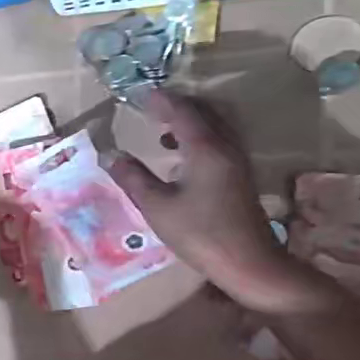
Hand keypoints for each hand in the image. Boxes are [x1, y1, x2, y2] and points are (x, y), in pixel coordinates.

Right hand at [108, 92, 325, 314]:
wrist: (249, 264)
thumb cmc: (200, 233)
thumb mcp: (157, 206)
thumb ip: (133, 177)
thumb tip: (110, 155)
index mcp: (206, 149)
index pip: (182, 112)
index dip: (160, 100)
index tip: (138, 94)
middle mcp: (226, 147)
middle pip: (204, 112)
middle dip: (176, 105)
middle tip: (149, 106)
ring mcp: (236, 161)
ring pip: (214, 126)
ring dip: (189, 121)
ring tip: (161, 127)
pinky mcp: (239, 176)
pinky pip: (218, 141)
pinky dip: (197, 137)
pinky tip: (180, 155)